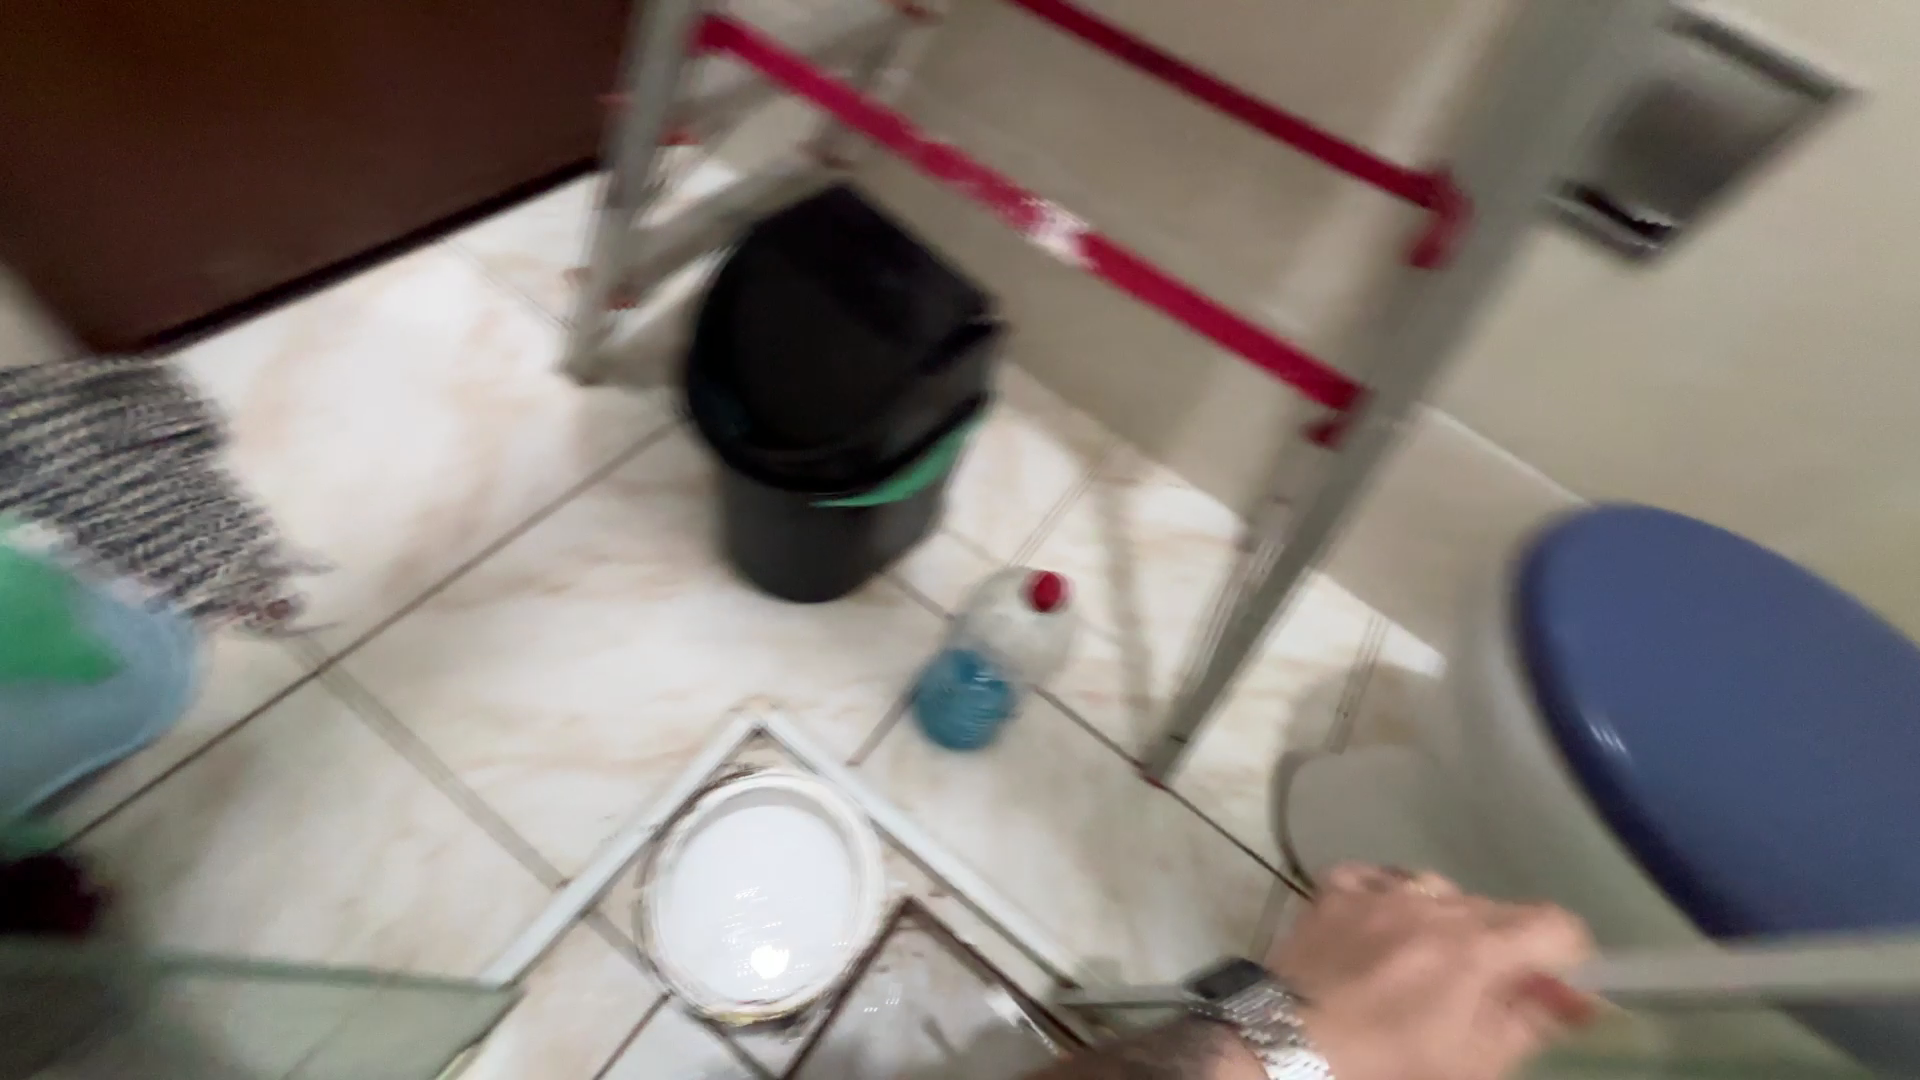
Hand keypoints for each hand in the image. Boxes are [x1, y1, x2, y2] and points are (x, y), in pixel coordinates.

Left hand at [1266, 863, 1596, 1079]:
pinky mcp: (1333, 888)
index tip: (1551, 981)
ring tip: (1428, 957)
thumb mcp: (1478, 1060)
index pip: (1552, 923)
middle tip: (1485, 985)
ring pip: (1433, 887)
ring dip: (1444, 916)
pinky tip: (1380, 923)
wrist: (1297, 1036)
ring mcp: (1376, 890)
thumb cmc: (1394, 1060)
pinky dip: (1384, 895)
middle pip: (1493, 907)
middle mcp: (1428, 904)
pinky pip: (1374, 877)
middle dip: (1503, 942)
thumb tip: (1578, 999)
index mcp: (1474, 948)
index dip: (1565, 953)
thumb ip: (1531, 1021)